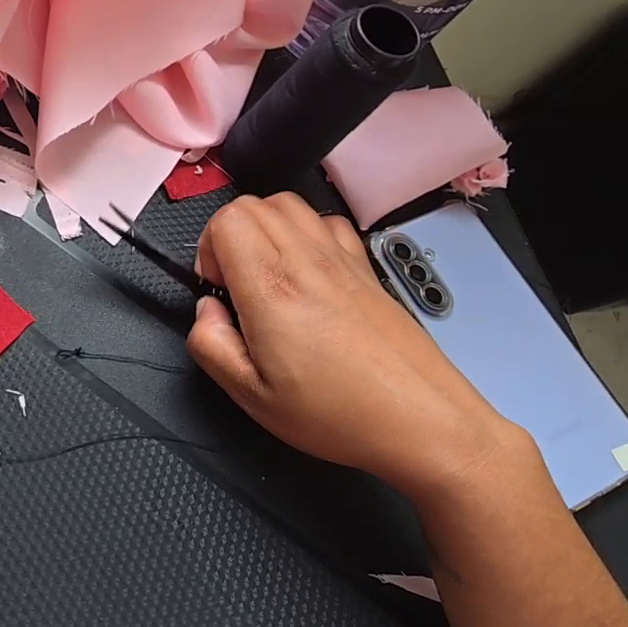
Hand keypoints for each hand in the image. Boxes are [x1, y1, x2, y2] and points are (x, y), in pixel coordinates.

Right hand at [188, 193, 527, 501]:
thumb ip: (209, 345)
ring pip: (287, 204)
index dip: (207, 249)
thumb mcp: (251, 397)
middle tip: (236, 284)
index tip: (216, 288)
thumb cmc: (343, 414)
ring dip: (264, 229)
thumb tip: (204, 312)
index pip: (226, 220)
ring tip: (266, 273)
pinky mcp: (365, 268)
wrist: (423, 422)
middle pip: (251, 204)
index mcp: (273, 289)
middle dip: (229, 237)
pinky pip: (327, 221)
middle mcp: (307, 262)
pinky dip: (306, 233)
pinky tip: (306, 271)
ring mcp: (341, 259)